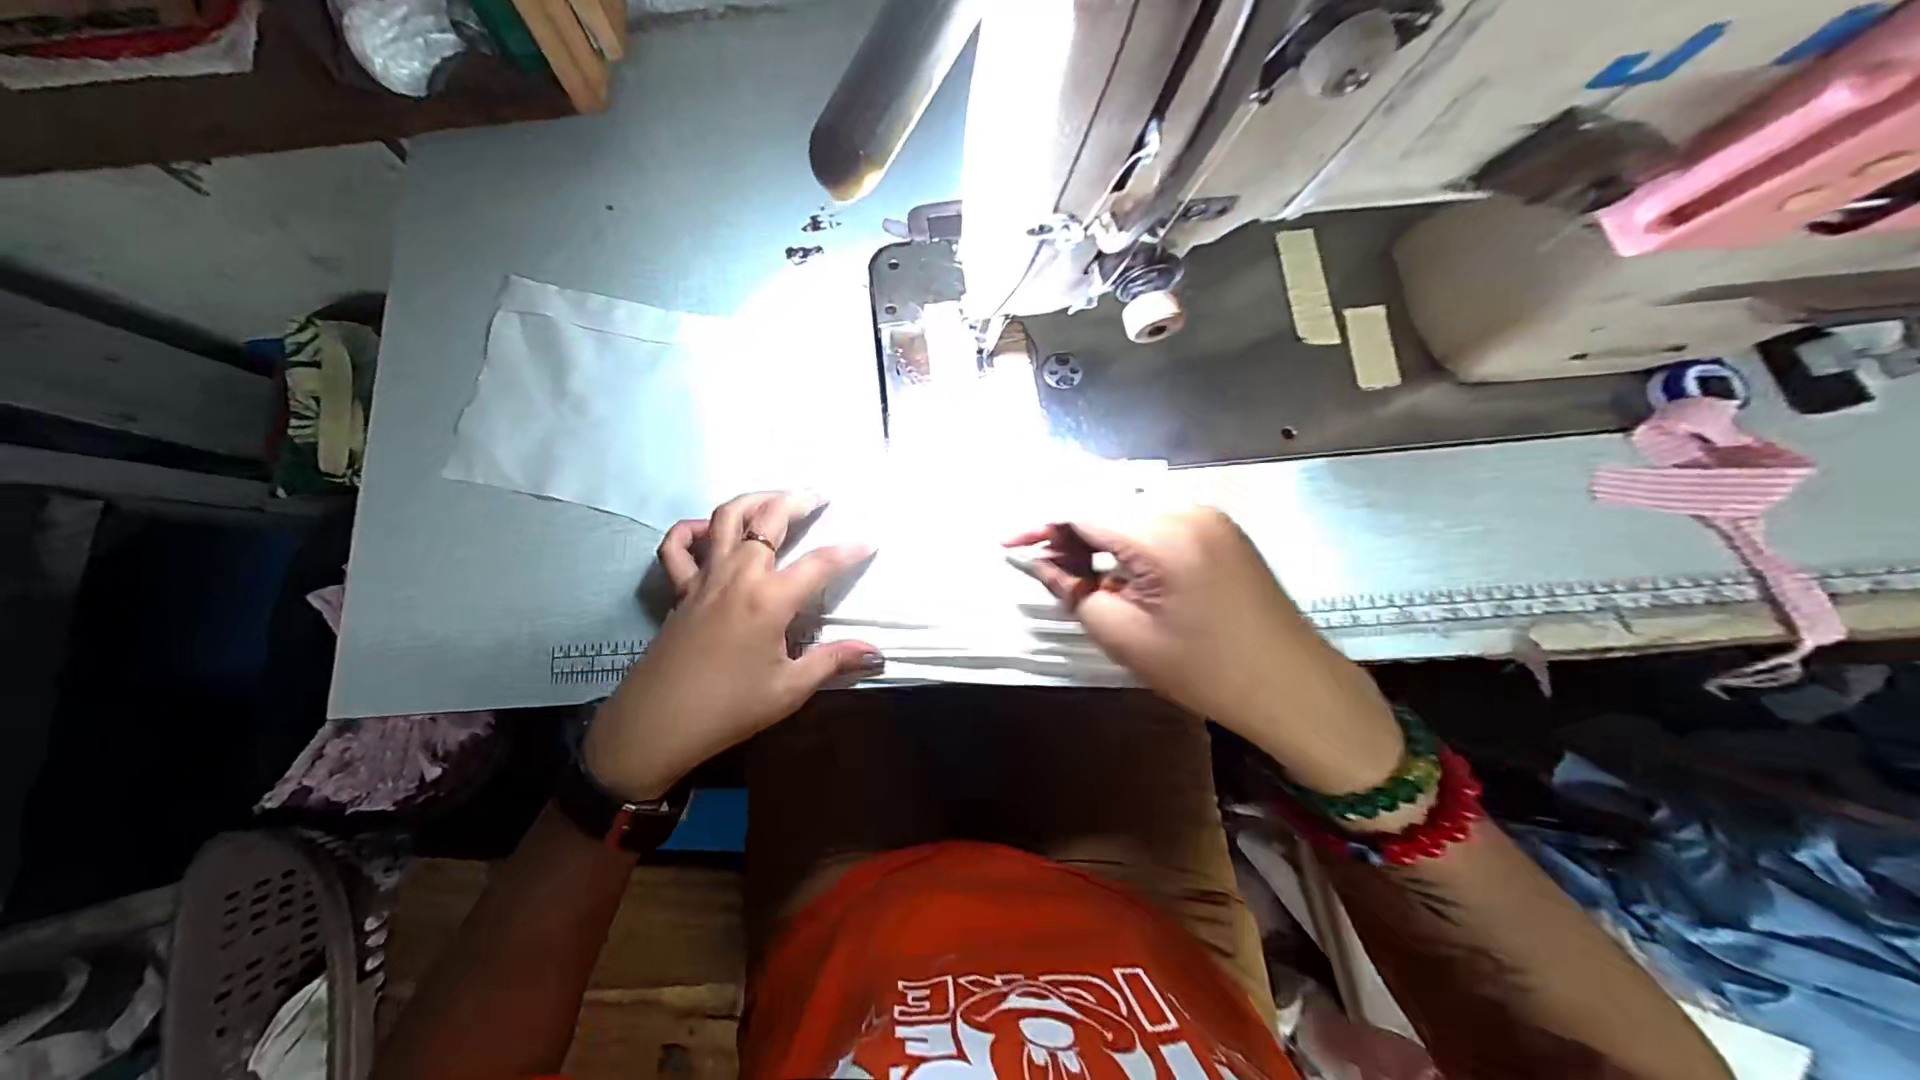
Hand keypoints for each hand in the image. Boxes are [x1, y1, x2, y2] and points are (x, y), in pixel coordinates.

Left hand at [583, 492, 880, 800]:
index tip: (870, 543)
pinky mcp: (680, 590)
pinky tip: (708, 530)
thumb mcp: (789, 689)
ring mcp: (704, 578)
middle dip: (798, 502)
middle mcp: (737, 576)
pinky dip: (692, 530)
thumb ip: (833, 661)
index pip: (819, 564)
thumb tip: (875, 653)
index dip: (848, 552)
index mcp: (769, 599)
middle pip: (768, 519)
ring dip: (753, 500)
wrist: (656, 725)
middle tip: (819, 497)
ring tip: (775, 499)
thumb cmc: (729, 709)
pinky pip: (677, 547)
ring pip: (725, 518)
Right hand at [1008, 508, 1402, 794]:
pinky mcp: (1220, 528)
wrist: (1293, 685)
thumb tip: (1040, 562)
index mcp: (1162, 534)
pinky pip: (1158, 518)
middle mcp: (1186, 508)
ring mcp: (1208, 515)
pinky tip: (1117, 566)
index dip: (1040, 525)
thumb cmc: (1205, 670)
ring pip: (1130, 508)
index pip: (1082, 509)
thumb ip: (1074, 589)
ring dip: (1097, 531)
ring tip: (1077, 570)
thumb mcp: (1125, 636)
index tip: (1009, 545)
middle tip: (1044, 565)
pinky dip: (1128, 536)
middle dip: (1067, 528)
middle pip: (1106, 501)